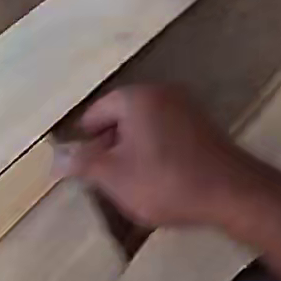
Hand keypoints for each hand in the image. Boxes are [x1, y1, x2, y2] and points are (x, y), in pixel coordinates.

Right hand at [54, 84, 269, 228]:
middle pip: (123, 112)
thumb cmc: (163, 180)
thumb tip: (56, 154)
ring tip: (123, 180)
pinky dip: (152, 146)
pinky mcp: (200, 122)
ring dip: (130, 146)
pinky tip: (152, 174)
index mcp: (140, 97)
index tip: (79, 166)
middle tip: (99, 175)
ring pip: (145, 122)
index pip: (99, 108)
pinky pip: (165, 128)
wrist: (225, 188)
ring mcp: (186, 105)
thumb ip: (83, 162)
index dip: (85, 137)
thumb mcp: (113, 176)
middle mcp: (165, 92)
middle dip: (107, 141)